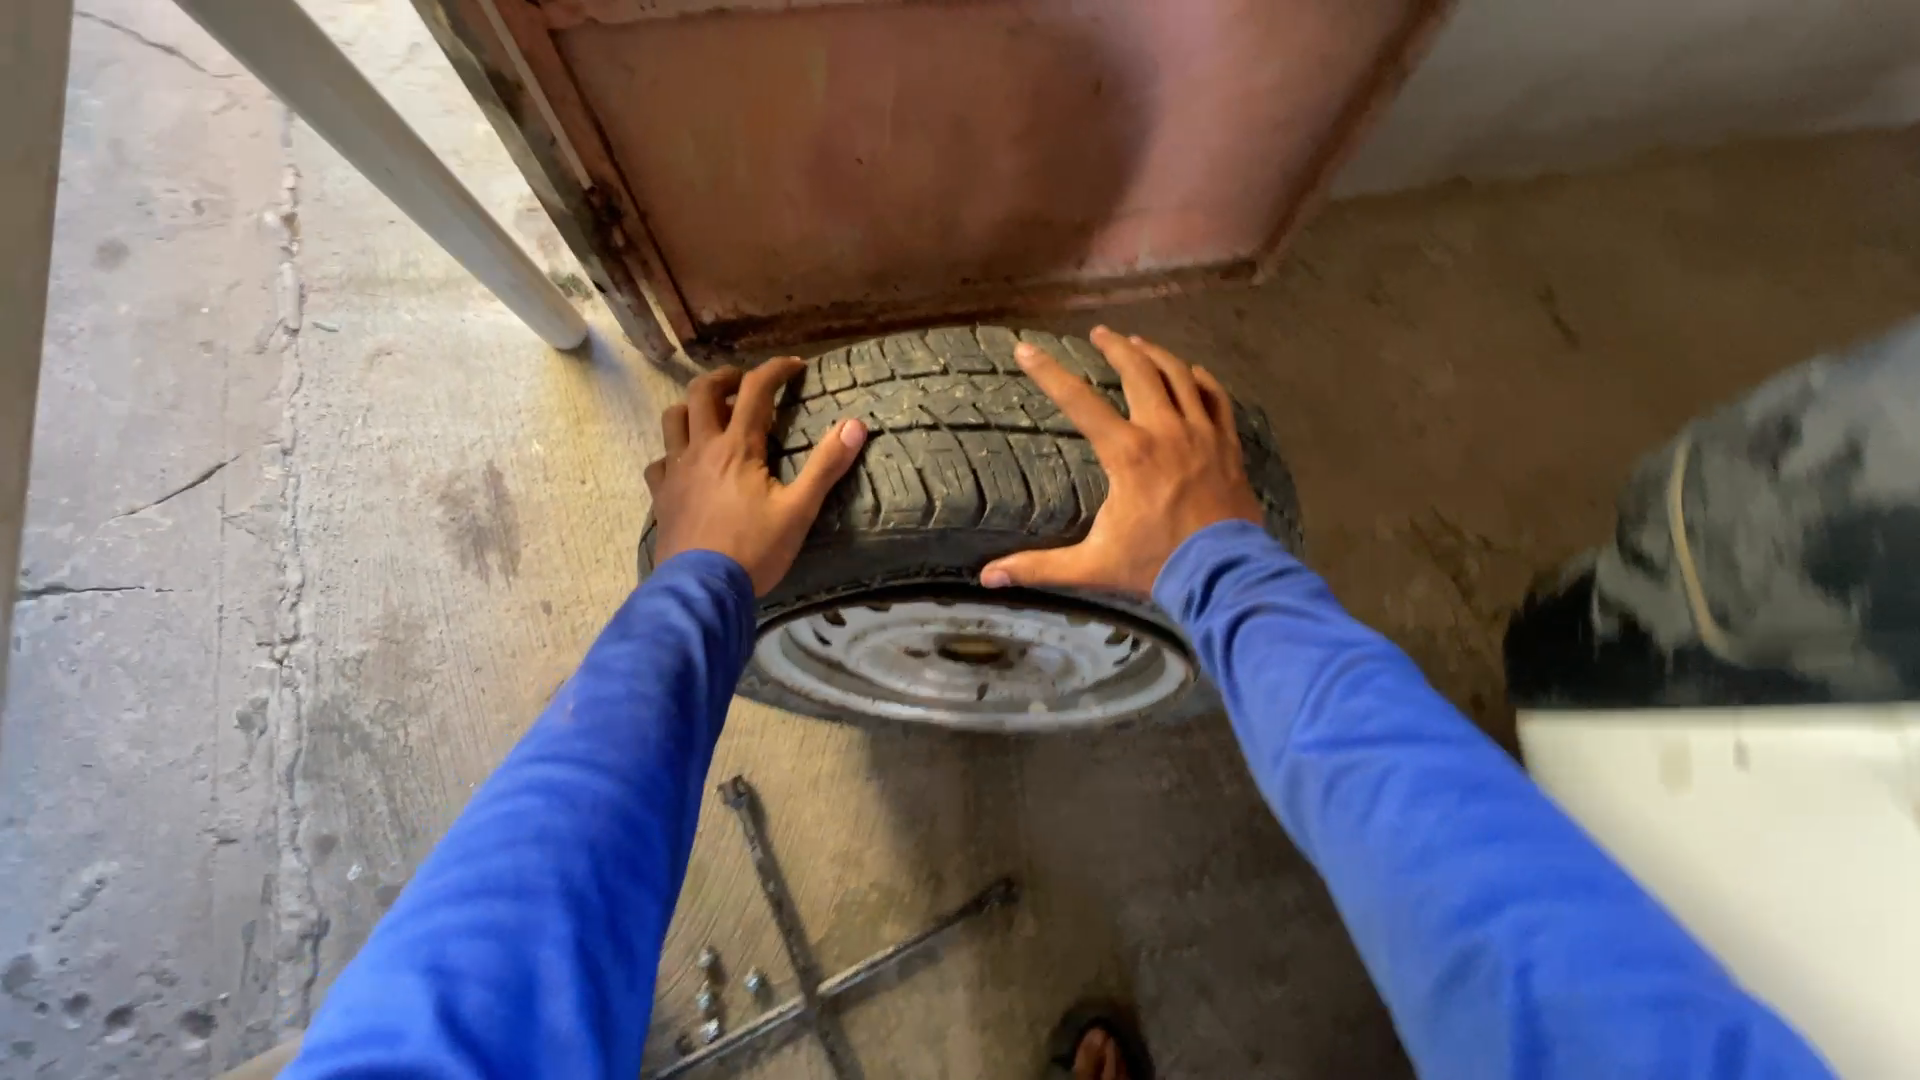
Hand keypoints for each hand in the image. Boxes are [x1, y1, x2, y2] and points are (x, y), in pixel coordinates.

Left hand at [646, 358, 866, 595]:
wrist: (702, 588)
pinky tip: (685, 465)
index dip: (775, 370)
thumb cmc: (755, 549)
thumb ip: (826, 465)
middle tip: (744, 384)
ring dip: (692, 408)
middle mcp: (701, 448)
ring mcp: (675, 472)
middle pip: (703, 393)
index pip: (755, 390)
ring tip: (711, 416)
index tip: (795, 366)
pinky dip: (673, 453)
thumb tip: (855, 425)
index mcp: (737, 447)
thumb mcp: (800, 509)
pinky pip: (659, 461)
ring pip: (673, 419)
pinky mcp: (661, 497)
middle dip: (725, 378)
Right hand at [981, 327, 1263, 595]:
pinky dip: (1202, 379)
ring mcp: (1202, 434)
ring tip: (1138, 342)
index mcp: (1128, 454)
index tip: (1027, 350)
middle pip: (1138, 371)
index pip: (1080, 402)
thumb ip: (1039, 567)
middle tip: (1099, 333)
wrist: (1225, 575)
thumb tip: (988, 576)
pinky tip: (1192, 371)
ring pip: (1179, 376)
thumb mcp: (1091, 566)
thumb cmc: (1155, 566)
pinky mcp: (1228, 445)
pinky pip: (1217, 398)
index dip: (1049, 373)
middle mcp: (1165, 431)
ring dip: (1155, 355)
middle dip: (1114, 346)